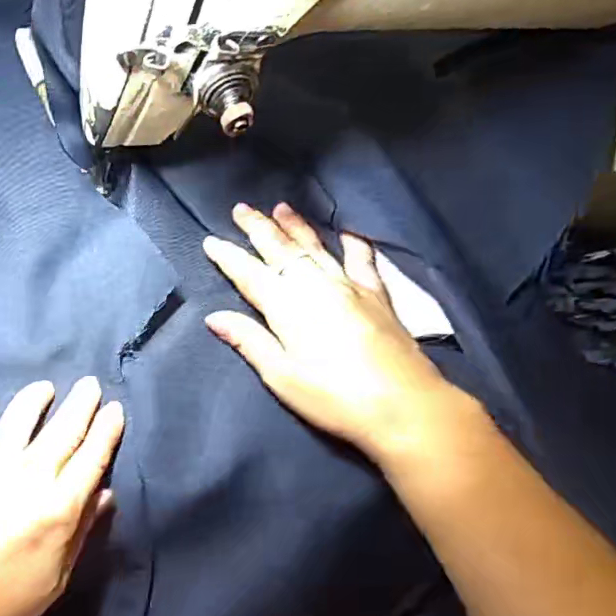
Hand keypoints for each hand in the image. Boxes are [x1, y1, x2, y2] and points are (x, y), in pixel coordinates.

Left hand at [0, 378, 124, 615]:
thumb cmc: (1, 603)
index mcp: (60, 507)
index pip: (92, 457)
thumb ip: (81, 532)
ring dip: (36, 397)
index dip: (107, 430)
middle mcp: (29, 475)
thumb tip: (104, 494)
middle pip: (63, 429)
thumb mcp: (55, 579)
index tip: (115, 408)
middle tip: (90, 384)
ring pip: (20, 416)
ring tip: (44, 387)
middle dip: (81, 403)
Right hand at [203, 202, 476, 460]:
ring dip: (296, 227)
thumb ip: (249, 341)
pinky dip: (354, 244)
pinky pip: (363, 260)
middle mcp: (316, 287)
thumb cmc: (334, 397)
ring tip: (282, 208)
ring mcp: (350, 287)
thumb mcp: (281, 376)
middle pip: (282, 251)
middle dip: (259, 228)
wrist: (405, 406)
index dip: (228, 257)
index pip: (250, 274)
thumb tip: (214, 317)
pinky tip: (348, 233)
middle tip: (241, 209)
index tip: (210, 241)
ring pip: (317, 248)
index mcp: (287, 307)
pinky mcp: (378, 296)